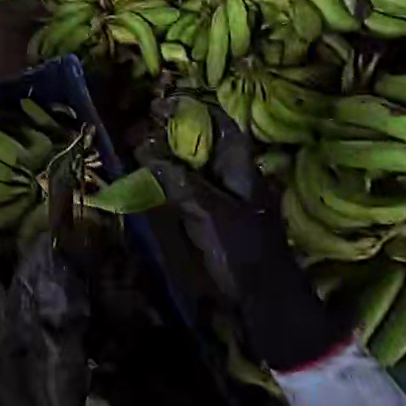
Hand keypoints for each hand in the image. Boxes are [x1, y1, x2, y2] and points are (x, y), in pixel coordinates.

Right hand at [138, 104, 347, 370]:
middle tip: (143, 129)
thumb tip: (145, 150)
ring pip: (197, 166)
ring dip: (171, 156)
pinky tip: (153, 182)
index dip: (194, 109)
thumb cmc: (243, 250)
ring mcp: (227, 198)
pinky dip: (172, 180)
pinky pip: (192, 189)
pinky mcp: (217, 218)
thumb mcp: (210, 212)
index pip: (221, 124)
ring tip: (141, 150)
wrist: (265, 298)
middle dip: (175, 132)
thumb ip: (179, 181)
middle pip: (206, 143)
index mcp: (243, 168)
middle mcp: (237, 177)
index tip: (161, 106)